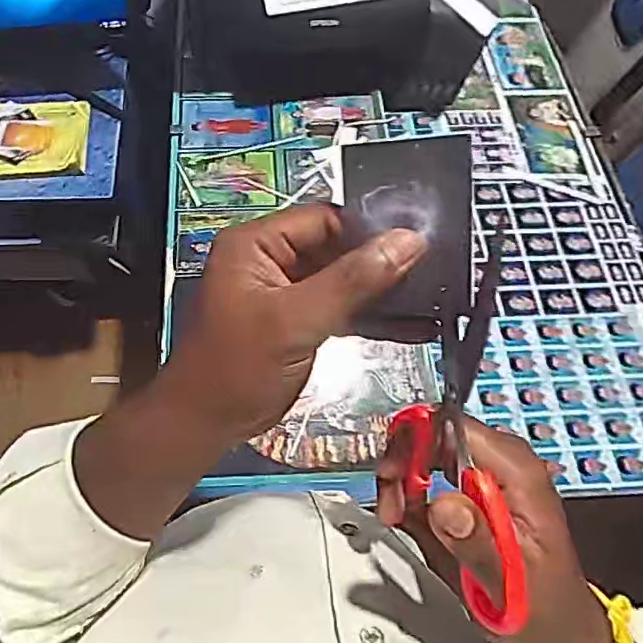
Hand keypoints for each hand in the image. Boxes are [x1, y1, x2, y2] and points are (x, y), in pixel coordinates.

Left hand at [161, 204, 427, 443]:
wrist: (207, 422)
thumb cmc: (237, 366)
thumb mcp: (294, 320)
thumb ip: (351, 281)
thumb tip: (407, 241)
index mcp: (255, 244)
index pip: (322, 219)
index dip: (368, 228)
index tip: (419, 241)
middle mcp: (269, 260)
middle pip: (335, 247)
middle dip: (380, 260)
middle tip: (435, 268)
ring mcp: (285, 291)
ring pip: (342, 278)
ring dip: (379, 290)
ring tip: (433, 294)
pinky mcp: (298, 320)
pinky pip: (339, 307)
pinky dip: (369, 315)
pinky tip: (411, 322)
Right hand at [375, 412, 610, 642]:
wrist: (559, 629)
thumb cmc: (549, 608)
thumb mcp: (512, 582)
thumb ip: (476, 543)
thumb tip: (444, 504)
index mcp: (517, 469)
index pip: (449, 426)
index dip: (413, 445)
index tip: (397, 481)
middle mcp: (497, 460)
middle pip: (428, 431)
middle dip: (400, 463)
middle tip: (392, 503)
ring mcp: (478, 470)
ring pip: (418, 446)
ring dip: (397, 478)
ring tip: (396, 514)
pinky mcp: (462, 485)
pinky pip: (419, 469)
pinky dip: (402, 489)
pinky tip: (403, 515)